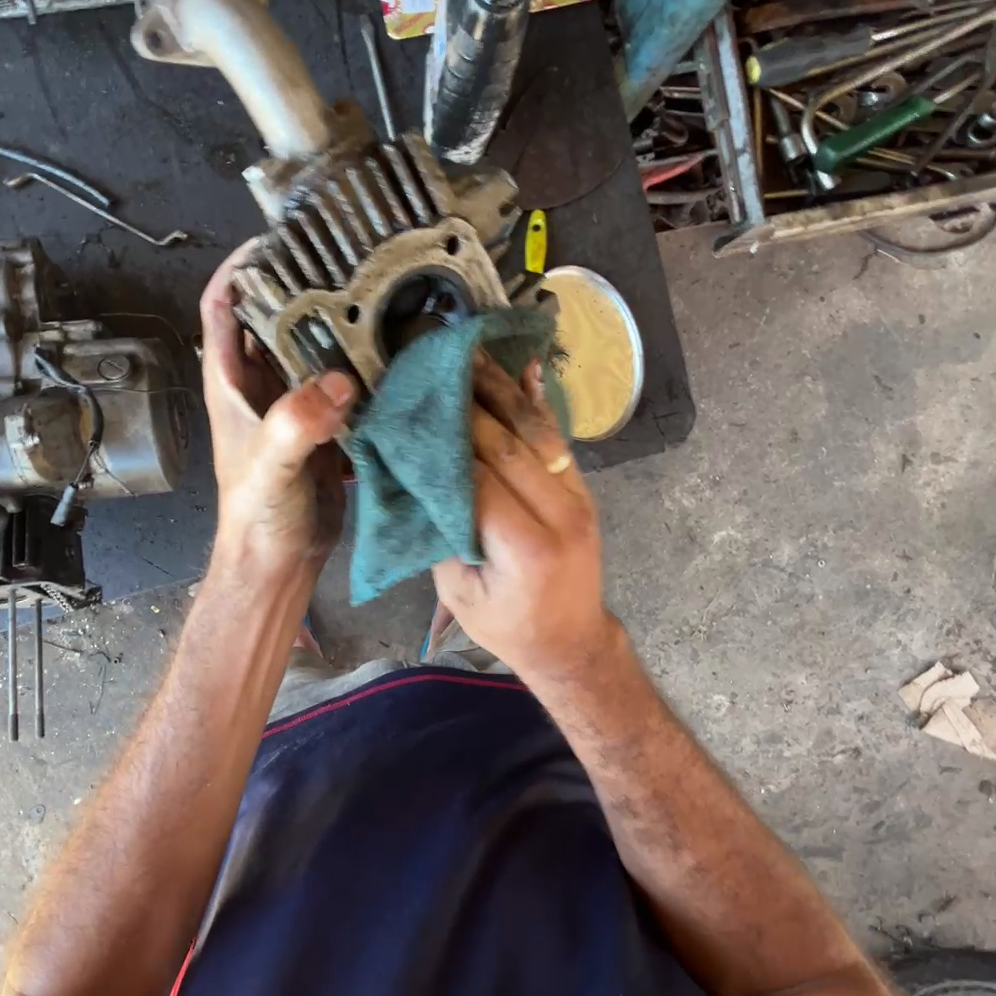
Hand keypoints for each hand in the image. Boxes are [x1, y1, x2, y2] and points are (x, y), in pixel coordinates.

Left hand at [200, 240, 355, 577]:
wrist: (281, 560)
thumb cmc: (258, 514)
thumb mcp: (269, 464)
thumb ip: (297, 423)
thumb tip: (340, 384)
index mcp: (231, 382)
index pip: (224, 306)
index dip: (241, 268)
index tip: (277, 239)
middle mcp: (260, 385)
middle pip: (276, 318)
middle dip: (303, 287)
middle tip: (347, 261)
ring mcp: (294, 403)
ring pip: (313, 348)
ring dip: (338, 326)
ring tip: (378, 296)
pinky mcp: (324, 424)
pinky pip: (343, 383)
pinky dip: (362, 367)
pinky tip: (393, 351)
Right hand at [433, 355, 621, 682]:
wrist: (571, 641)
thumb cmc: (508, 626)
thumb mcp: (461, 592)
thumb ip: (443, 530)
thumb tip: (418, 475)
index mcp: (527, 549)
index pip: (480, 479)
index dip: (446, 444)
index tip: (413, 411)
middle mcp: (560, 515)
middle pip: (510, 445)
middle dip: (469, 403)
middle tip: (435, 366)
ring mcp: (578, 499)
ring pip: (538, 432)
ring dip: (503, 391)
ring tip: (472, 353)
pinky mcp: (582, 489)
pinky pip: (557, 438)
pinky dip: (536, 402)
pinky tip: (523, 367)